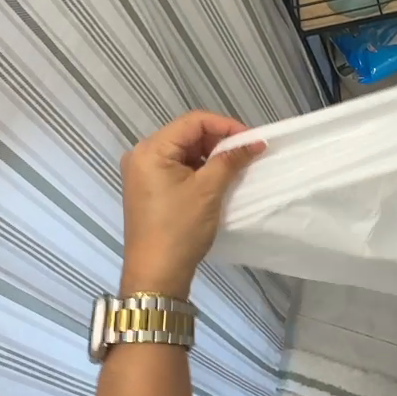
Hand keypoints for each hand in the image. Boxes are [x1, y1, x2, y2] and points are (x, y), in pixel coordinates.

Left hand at [118, 111, 264, 298]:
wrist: (156, 274)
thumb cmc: (180, 229)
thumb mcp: (208, 190)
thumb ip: (231, 160)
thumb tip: (254, 142)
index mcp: (151, 150)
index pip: (193, 122)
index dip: (226, 126)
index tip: (252, 140)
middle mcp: (142, 155)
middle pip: (187, 134)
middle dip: (219, 141)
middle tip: (247, 154)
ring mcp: (143, 173)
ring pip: (184, 152)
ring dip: (211, 156)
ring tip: (236, 167)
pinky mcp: (148, 189)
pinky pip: (177, 168)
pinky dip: (199, 170)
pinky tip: (217, 179)